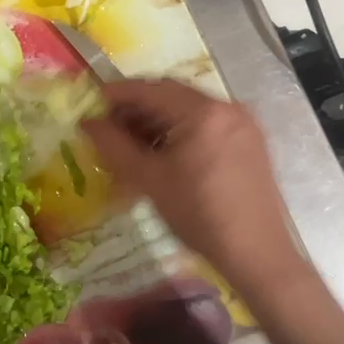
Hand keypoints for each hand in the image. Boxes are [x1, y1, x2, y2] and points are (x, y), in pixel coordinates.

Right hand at [81, 80, 313, 301]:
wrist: (256, 255)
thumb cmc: (199, 214)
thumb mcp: (148, 179)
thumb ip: (112, 144)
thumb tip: (87, 123)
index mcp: (203, 112)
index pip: (149, 89)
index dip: (115, 95)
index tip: (90, 106)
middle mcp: (227, 108)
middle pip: (170, 96)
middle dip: (135, 109)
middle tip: (107, 128)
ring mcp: (242, 124)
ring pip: (187, 110)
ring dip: (156, 121)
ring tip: (130, 145)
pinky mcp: (249, 142)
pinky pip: (205, 124)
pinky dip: (179, 132)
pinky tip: (161, 155)